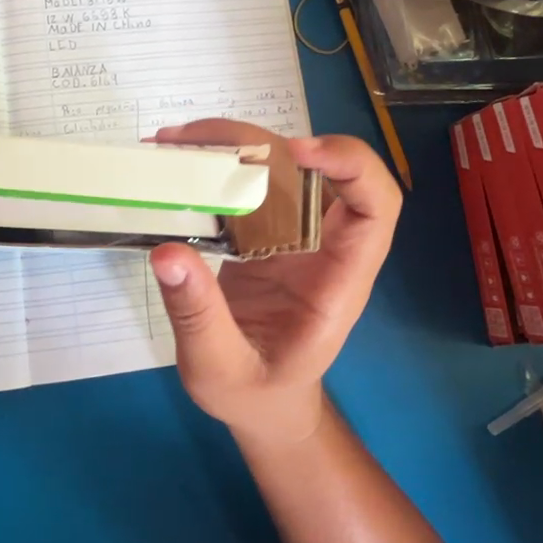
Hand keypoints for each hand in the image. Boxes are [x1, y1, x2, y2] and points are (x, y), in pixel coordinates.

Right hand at [148, 121, 401, 445]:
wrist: (260, 402)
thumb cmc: (256, 394)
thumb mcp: (220, 370)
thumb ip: (198, 316)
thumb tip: (167, 253)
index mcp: (338, 280)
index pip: (375, 206)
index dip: (349, 166)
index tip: (294, 151)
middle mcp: (321, 245)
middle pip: (315, 171)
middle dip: (260, 143)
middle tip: (194, 140)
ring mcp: (291, 234)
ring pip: (276, 168)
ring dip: (228, 146)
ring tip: (170, 144)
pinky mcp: (260, 232)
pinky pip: (245, 184)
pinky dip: (209, 166)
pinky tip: (170, 163)